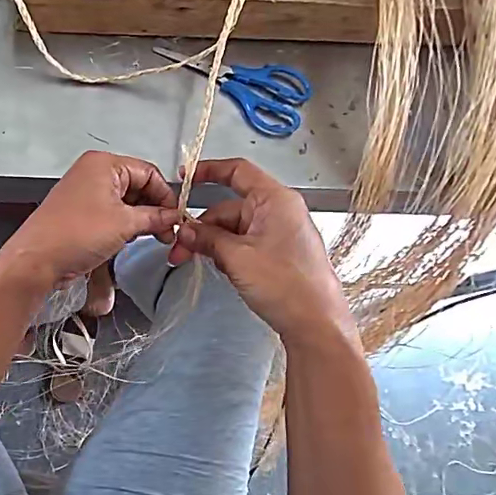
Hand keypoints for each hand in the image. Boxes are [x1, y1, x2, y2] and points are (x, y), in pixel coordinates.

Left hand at [0, 151, 180, 291]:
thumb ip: (155, 217)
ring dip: (141, 219)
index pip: (149, 172)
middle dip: (154, 209)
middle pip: (138, 185)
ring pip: (126, 201)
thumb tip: (172, 217)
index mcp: (104, 163)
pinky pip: (112, 212)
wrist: (37, 260)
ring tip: (153, 237)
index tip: (176, 217)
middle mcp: (94, 172)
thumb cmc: (73, 234)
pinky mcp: (81, 212)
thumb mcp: (125, 224)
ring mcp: (86, 192)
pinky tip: (132, 238)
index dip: (166, 195)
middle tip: (168, 231)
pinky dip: (125, 224)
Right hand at [169, 158, 353, 343]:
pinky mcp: (279, 254)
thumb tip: (186, 230)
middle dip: (202, 226)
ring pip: (235, 229)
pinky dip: (228, 253)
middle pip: (230, 208)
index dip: (209, 171)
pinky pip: (246, 244)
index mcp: (275, 200)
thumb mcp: (237, 257)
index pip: (238, 171)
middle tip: (180, 246)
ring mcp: (280, 233)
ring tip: (194, 260)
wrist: (316, 323)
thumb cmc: (289, 286)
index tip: (186, 177)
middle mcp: (280, 212)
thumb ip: (207, 238)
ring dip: (212, 243)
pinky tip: (218, 268)